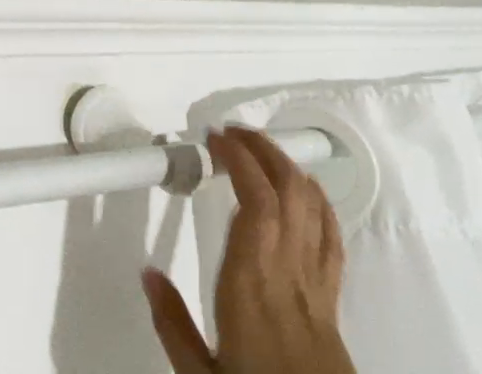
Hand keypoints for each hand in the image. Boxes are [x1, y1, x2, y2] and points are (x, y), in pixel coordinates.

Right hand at [141, 127, 352, 373]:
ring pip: (314, 208)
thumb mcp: (199, 373)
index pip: (257, 203)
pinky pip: (332, 238)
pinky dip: (319, 203)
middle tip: (232, 133)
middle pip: (289, 193)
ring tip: (261, 149)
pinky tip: (306, 191)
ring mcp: (317, 286)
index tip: (216, 138)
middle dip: (263, 151)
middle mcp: (289, 275)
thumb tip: (148, 273)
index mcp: (251, 286)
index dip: (241, 160)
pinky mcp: (333, 301)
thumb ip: (172, 322)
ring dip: (288, 167)